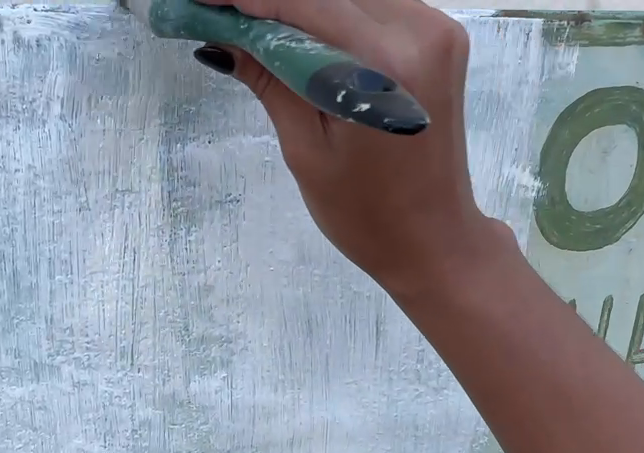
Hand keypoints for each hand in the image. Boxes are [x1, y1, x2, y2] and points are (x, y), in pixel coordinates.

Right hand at [192, 0, 512, 299]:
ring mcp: (435, 26)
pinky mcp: (440, 35)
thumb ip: (270, 82)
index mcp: (381, 63)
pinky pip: (374, 8)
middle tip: (223, 17)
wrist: (432, 239)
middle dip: (269, 2)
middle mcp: (418, 28)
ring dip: (300, 8)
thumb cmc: (366, 215)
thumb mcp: (306, 152)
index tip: (203, 3)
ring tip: (255, 30)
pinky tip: (302, 38)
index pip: (301, 3)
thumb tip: (222, 41)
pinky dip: (333, 17)